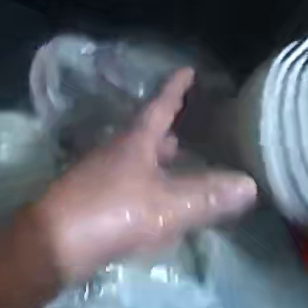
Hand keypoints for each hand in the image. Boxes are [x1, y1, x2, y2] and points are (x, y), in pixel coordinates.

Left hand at [29, 68, 257, 281]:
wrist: (58, 238)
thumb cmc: (114, 211)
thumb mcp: (168, 205)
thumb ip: (207, 195)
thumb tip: (249, 182)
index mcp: (135, 141)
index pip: (159, 107)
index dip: (174, 89)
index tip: (187, 70)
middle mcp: (118, 149)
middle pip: (148, 131)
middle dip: (169, 123)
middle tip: (191, 118)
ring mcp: (105, 172)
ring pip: (140, 156)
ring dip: (160, 154)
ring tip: (182, 154)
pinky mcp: (99, 197)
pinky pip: (133, 181)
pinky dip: (152, 181)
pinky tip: (161, 198)